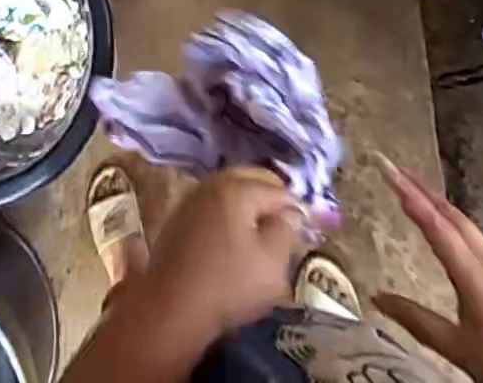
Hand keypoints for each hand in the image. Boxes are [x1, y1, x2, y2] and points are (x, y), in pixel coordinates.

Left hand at [133, 166, 309, 337]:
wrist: (173, 305)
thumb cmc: (229, 283)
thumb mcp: (272, 262)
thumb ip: (286, 231)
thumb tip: (291, 214)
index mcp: (237, 189)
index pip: (276, 189)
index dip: (297, 206)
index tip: (309, 223)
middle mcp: (212, 184)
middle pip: (250, 178)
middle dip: (272, 193)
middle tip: (289, 217)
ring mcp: (193, 198)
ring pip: (229, 187)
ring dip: (249, 198)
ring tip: (264, 223)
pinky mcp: (180, 215)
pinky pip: (213, 202)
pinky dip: (229, 208)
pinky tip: (235, 230)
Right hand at [374, 157, 482, 382]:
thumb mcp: (461, 351)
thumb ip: (419, 322)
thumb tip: (377, 297)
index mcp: (473, 274)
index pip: (434, 224)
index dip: (407, 193)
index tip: (386, 166)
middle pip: (454, 217)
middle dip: (424, 190)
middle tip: (398, 169)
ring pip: (469, 229)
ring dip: (442, 207)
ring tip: (420, 195)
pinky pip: (481, 245)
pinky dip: (458, 229)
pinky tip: (456, 239)